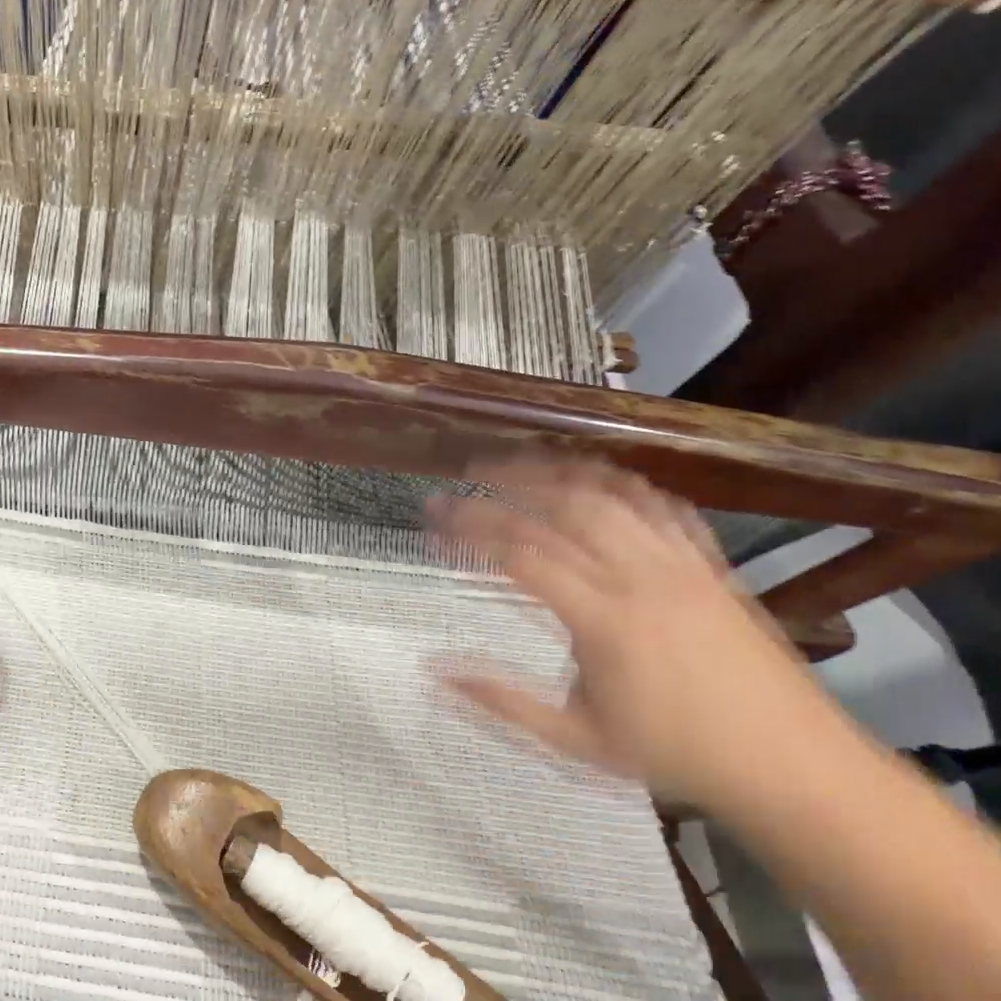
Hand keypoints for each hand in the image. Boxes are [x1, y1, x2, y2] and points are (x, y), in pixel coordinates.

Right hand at [430, 457, 840, 807]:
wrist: (797, 767)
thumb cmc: (678, 756)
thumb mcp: (577, 740)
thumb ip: (502, 701)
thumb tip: (434, 670)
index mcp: (603, 620)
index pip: (520, 553)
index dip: (469, 528)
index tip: (433, 517)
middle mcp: (642, 579)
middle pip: (564, 507)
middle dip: (508, 483)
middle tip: (467, 476)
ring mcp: (684, 567)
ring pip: (615, 497)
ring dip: (562, 474)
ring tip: (522, 464)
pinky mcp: (715, 569)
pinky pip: (666, 509)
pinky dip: (627, 486)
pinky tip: (602, 481)